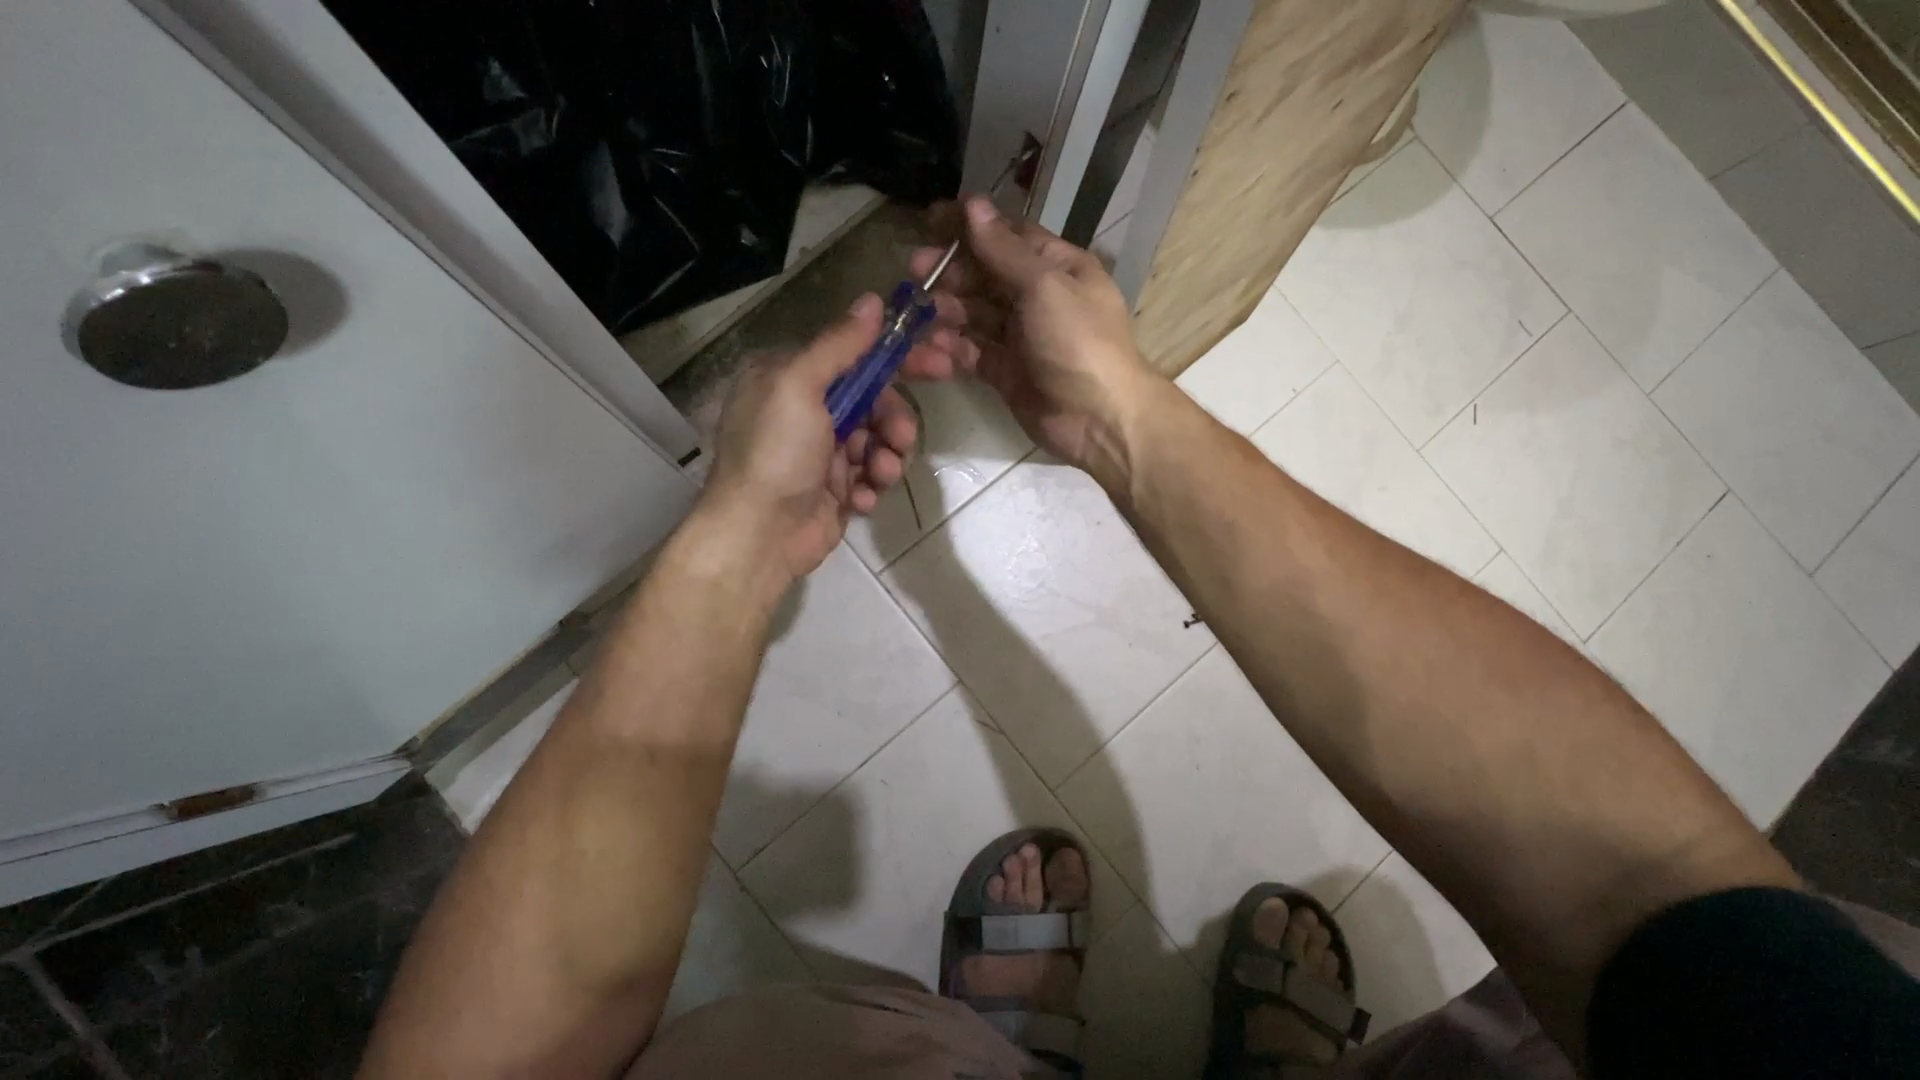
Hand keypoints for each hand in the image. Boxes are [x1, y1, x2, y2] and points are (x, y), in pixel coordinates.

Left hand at [699, 294, 917, 578]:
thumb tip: (872, 300)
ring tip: (878, 473)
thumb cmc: (774, 454)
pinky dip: (872, 485)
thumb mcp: (799, 386)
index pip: (855, 354)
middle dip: (893, 418)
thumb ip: (838, 344)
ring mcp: (820, 451)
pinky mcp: (835, 489)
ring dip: (885, 456)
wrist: (758, 536)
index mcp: (789, 376)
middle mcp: (804, 409)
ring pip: (878, 439)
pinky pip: (870, 476)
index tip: (941, 360)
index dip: (899, 356)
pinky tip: (860, 499)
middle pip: (873, 399)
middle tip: (905, 435)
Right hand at [902, 197, 1161, 485]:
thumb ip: (1003, 250)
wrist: (1100, 418)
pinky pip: (972, 353)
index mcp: (1056, 267)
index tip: (929, 222)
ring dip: (945, 311)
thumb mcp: (1044, 286)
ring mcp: (1021, 337)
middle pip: (985, 276)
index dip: (970, 227)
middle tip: (913, 273)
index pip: (1007, 236)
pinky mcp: (1006, 372)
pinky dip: (950, 350)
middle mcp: (1038, 298)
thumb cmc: (1078, 341)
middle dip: (949, 272)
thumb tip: (972, 204)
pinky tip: (927, 349)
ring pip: (974, 315)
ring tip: (915, 313)